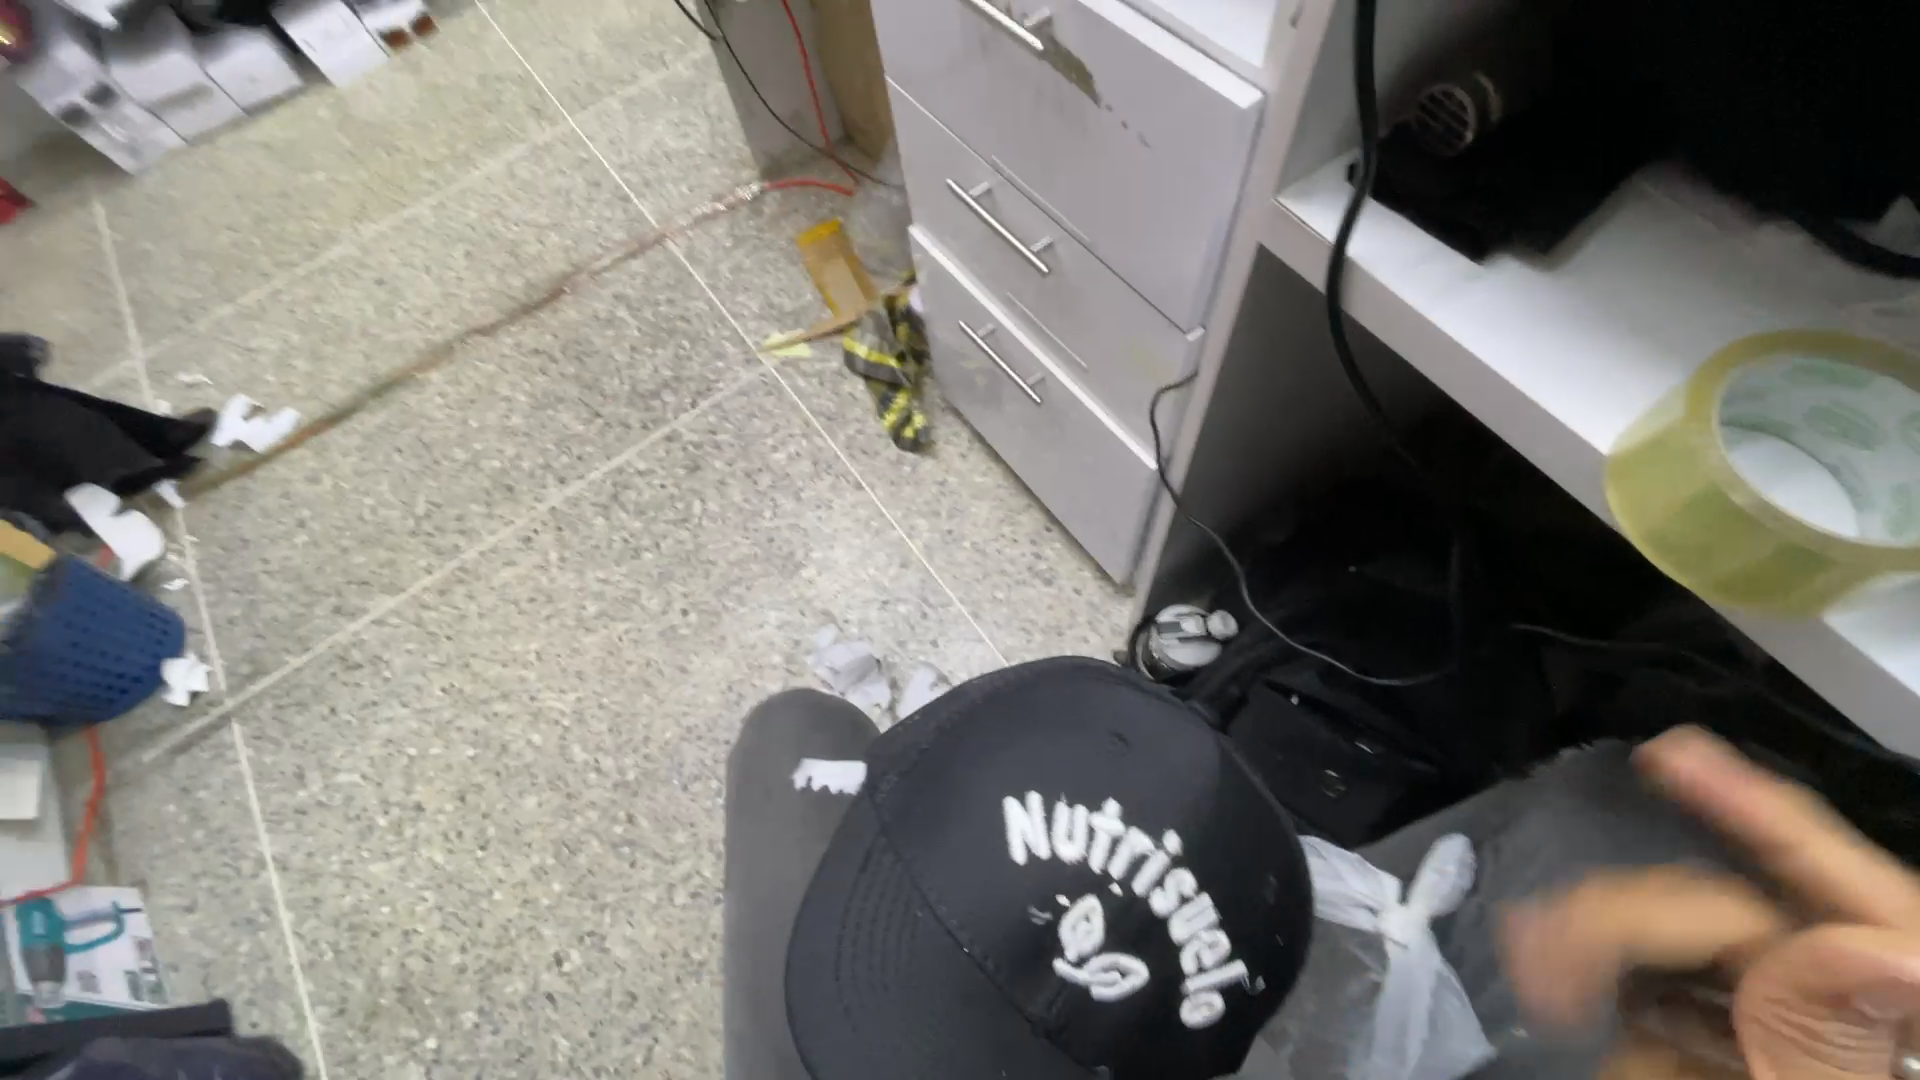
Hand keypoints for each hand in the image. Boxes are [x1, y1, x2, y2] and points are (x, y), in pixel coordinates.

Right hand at [1502, 726, 1919, 1079]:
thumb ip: (1843, 1059)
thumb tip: (1866, 946)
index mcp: (1908, 1026)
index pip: (1868, 907)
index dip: (1770, 822)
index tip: (1671, 757)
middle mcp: (1851, 1022)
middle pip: (1737, 926)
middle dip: (1624, 921)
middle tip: (1537, 958)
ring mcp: (1783, 1041)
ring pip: (1688, 959)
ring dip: (1602, 951)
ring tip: (1541, 978)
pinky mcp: (1725, 1060)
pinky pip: (1664, 1009)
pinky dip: (1609, 995)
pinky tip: (1567, 997)